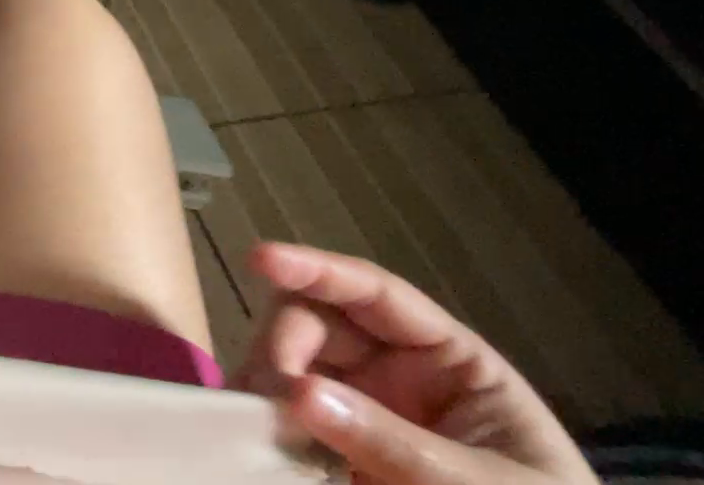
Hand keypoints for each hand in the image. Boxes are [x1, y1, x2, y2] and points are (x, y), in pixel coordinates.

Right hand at [234, 242, 595, 484]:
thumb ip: (398, 444)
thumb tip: (300, 393)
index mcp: (449, 359)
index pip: (375, 293)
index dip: (316, 269)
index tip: (259, 259)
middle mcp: (394, 367)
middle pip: (316, 321)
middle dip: (283, 346)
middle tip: (267, 393)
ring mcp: (359, 403)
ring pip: (287, 360)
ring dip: (264, 381)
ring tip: (255, 422)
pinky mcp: (331, 442)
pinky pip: (283, 410)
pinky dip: (261, 416)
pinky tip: (253, 434)